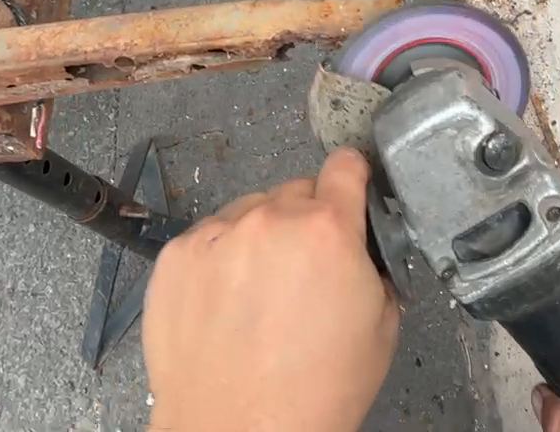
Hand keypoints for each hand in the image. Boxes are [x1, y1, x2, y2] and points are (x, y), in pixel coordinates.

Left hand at [143, 147, 400, 431]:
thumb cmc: (314, 394)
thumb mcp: (380, 327)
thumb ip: (373, 265)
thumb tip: (362, 246)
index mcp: (328, 228)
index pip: (345, 165)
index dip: (351, 178)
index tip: (348, 188)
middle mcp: (272, 217)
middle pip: (297, 192)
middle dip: (305, 222)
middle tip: (302, 272)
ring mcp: (219, 231)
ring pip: (251, 211)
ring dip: (260, 238)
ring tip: (257, 294)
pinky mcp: (179, 252)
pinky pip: (210, 236)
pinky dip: (220, 258)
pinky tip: (224, 303)